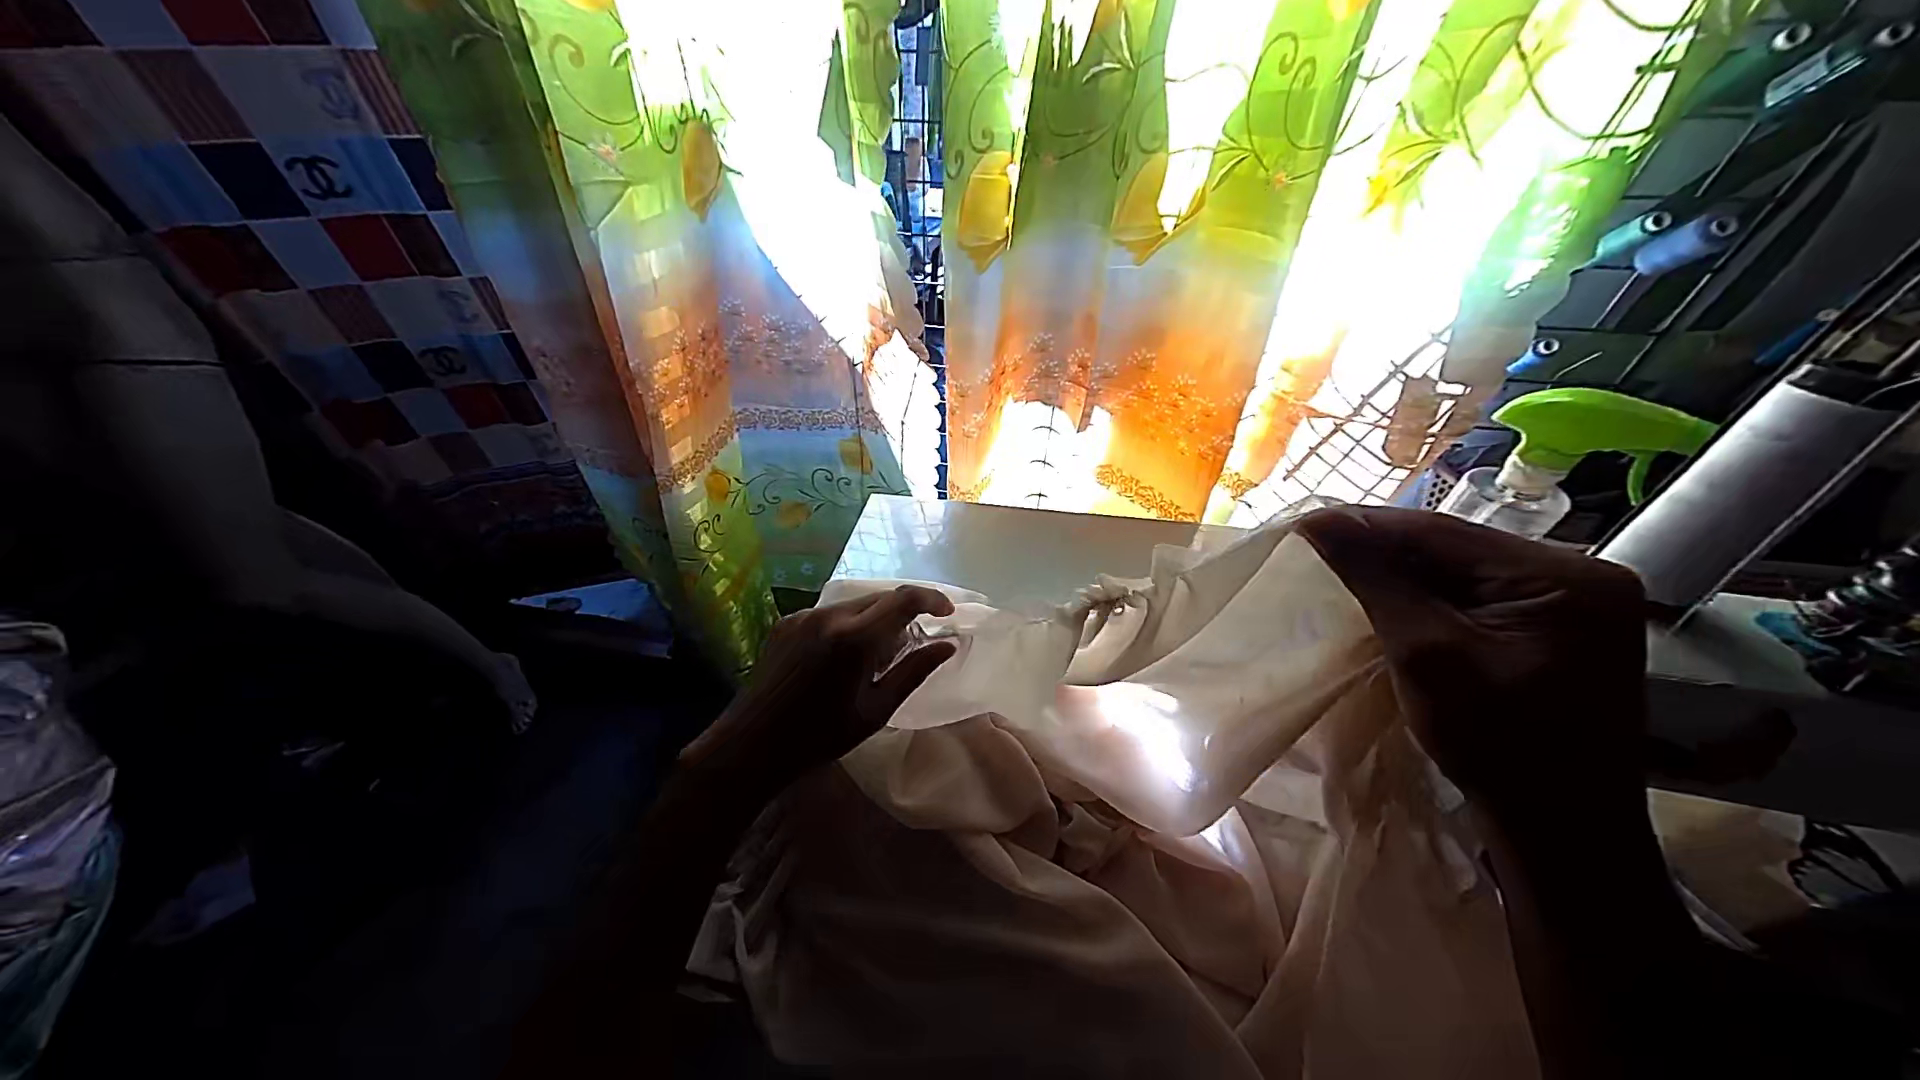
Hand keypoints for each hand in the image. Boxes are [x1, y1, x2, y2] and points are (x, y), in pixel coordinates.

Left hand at [679, 585, 956, 795]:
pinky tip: (844, 657)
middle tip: (914, 642)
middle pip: (880, 598)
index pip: (904, 599)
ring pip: (855, 605)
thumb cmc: (819, 736)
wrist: (751, 744)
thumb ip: (913, 672)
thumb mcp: (875, 710)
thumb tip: (948, 645)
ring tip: (877, 655)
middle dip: (904, 612)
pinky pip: (830, 614)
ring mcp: (804, 616)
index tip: (947, 613)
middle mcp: (828, 616)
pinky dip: (849, 625)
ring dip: (876, 619)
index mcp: (853, 638)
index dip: (932, 599)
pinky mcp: (787, 622)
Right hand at [1296, 506, 1647, 817]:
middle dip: (1380, 549)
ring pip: (1457, 568)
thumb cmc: (1498, 745)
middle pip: (1451, 546)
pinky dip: (1424, 595)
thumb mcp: (1426, 653)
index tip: (1301, 526)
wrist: (1561, 830)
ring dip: (1398, 572)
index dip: (1364, 525)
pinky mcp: (1552, 625)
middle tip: (1312, 551)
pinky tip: (1386, 600)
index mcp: (1565, 576)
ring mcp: (1570, 601)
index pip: (1440, 531)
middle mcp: (1579, 573)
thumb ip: (1375, 579)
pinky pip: (1472, 593)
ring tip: (1337, 571)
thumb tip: (1318, 520)